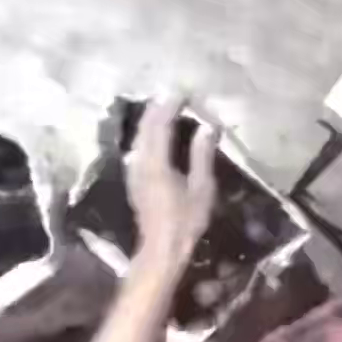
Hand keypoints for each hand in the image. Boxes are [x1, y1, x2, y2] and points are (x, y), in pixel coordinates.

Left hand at [127, 99, 217, 278]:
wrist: (161, 249)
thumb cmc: (186, 221)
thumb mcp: (201, 188)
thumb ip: (202, 155)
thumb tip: (207, 127)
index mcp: (156, 163)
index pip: (161, 125)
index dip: (171, 105)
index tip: (184, 91)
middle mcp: (140, 162)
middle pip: (145, 127)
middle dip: (158, 108)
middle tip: (173, 94)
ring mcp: (134, 171)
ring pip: (139, 136)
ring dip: (151, 120)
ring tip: (165, 107)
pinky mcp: (135, 179)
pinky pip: (139, 147)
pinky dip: (148, 134)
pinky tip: (157, 133)